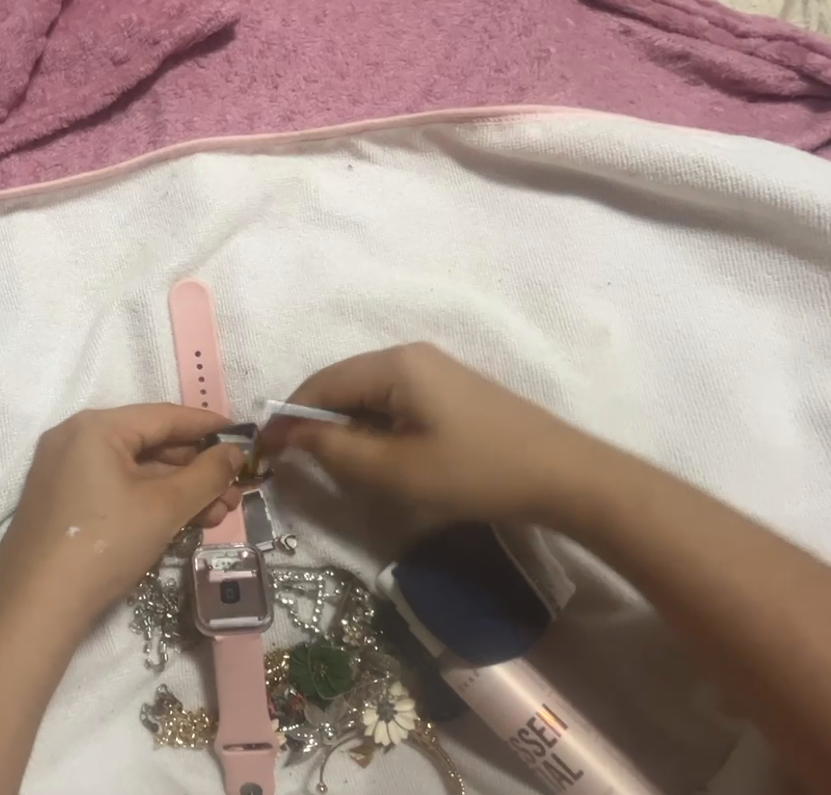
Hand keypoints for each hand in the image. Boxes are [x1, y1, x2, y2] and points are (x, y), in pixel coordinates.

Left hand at [0, 405, 243, 628]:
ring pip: (134, 470)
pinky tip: (184, 521)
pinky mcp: (62, 500)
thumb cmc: (104, 544)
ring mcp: (64, 470)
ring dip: (178, 490)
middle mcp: (75, 438)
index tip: (244, 438)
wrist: (35, 608)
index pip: (164, 416)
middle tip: (235, 491)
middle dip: (196, 469)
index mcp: (95, 427)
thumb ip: (207, 474)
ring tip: (220, 513)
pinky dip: (149, 501)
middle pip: (149, 443)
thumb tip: (234, 451)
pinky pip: (115, 487)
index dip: (208, 426)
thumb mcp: (164, 507)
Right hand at [261, 343, 610, 523]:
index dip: (286, 417)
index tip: (263, 452)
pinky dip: (370, 423)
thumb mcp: (395, 470)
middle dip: (313, 421)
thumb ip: (333, 450)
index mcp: (393, 364)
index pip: (320, 384)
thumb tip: (285, 435)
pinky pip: (390, 398)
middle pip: (341, 383)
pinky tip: (374, 451)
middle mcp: (407, 353)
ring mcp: (431, 367)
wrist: (566, 476)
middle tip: (292, 461)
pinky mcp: (447, 386)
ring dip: (342, 424)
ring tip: (330, 462)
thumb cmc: (475, 472)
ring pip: (365, 392)